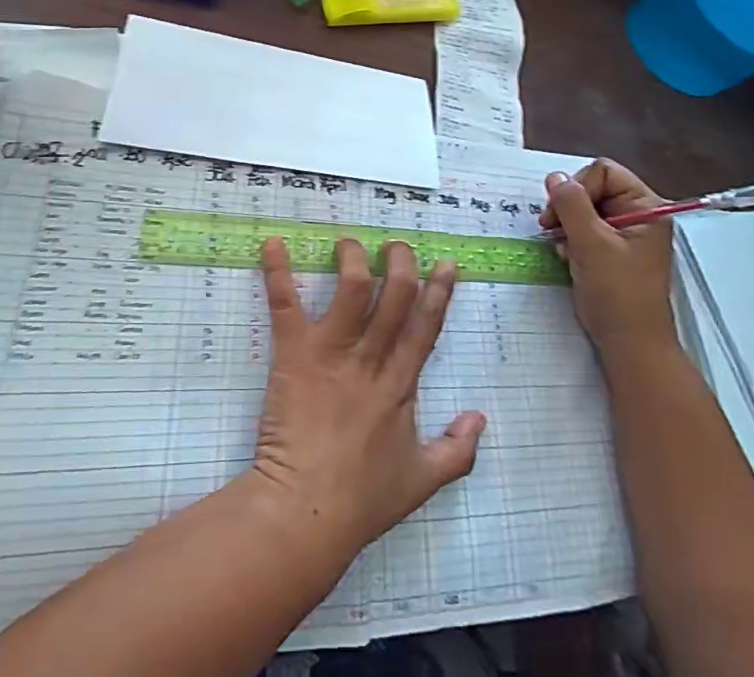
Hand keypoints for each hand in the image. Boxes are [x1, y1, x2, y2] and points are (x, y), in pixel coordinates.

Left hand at [247, 237, 485, 553]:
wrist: (307, 510)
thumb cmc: (362, 498)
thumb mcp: (423, 479)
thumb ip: (458, 450)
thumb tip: (480, 418)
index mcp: (401, 385)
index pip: (426, 327)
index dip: (439, 293)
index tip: (445, 263)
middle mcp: (372, 360)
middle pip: (395, 297)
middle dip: (400, 263)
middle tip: (396, 244)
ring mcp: (332, 354)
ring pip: (352, 290)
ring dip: (353, 259)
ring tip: (349, 243)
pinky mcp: (294, 355)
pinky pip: (286, 305)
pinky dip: (278, 271)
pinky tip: (273, 244)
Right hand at [539, 159, 676, 352]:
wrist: (628, 341)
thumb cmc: (617, 292)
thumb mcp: (591, 244)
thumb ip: (571, 205)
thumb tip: (554, 177)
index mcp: (645, 208)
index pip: (603, 173)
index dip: (577, 187)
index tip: (558, 215)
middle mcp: (637, 215)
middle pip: (592, 188)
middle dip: (568, 206)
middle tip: (551, 228)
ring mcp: (623, 234)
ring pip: (583, 209)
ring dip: (566, 224)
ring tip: (562, 247)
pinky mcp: (610, 250)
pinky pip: (583, 229)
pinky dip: (570, 239)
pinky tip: (567, 256)